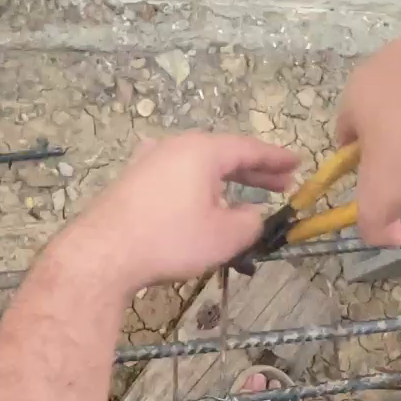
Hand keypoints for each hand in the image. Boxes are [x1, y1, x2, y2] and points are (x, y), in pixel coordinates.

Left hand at [52, 132, 298, 292]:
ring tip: (245, 197)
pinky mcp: (133, 183)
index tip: (297, 162)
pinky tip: (202, 203)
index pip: (249, 148)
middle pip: (223, 154)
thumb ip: (250, 222)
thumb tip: (253, 215)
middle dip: (254, 170)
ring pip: (199, 167)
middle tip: (280, 183)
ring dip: (226, 181)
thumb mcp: (224, 236)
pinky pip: (178, 178)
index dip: (276, 158)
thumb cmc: (170, 240)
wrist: (103, 253)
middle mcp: (175, 147)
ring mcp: (149, 162)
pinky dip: (200, 188)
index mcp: (202, 150)